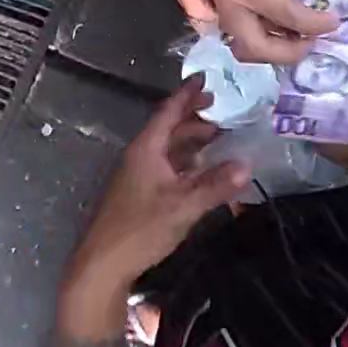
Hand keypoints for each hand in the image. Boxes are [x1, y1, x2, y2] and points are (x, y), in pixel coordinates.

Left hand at [65, 78, 249, 292]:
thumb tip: (247, 165)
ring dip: (192, 139)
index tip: (206, 77)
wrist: (100, 269)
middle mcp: (141, 156)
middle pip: (170, 127)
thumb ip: (215, 185)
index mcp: (147, 149)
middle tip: (223, 109)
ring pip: (169, 148)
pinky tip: (203, 168)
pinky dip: (187, 160)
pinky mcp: (140, 194)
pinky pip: (168, 166)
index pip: (169, 111)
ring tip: (219, 135)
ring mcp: (139, 176)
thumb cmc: (139, 230)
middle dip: (195, 116)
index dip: (188, 94)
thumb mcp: (183, 206)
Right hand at [196, 0, 338, 64]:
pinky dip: (266, 42)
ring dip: (276, 51)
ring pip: (247, 49)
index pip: (286, 15)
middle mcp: (228, 3)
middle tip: (313, 43)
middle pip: (257, 46)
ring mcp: (220, 10)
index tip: (334, 24)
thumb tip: (312, 10)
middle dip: (288, 52)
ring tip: (301, 39)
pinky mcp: (222, 12)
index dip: (314, 24)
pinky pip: (244, 38)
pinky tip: (286, 33)